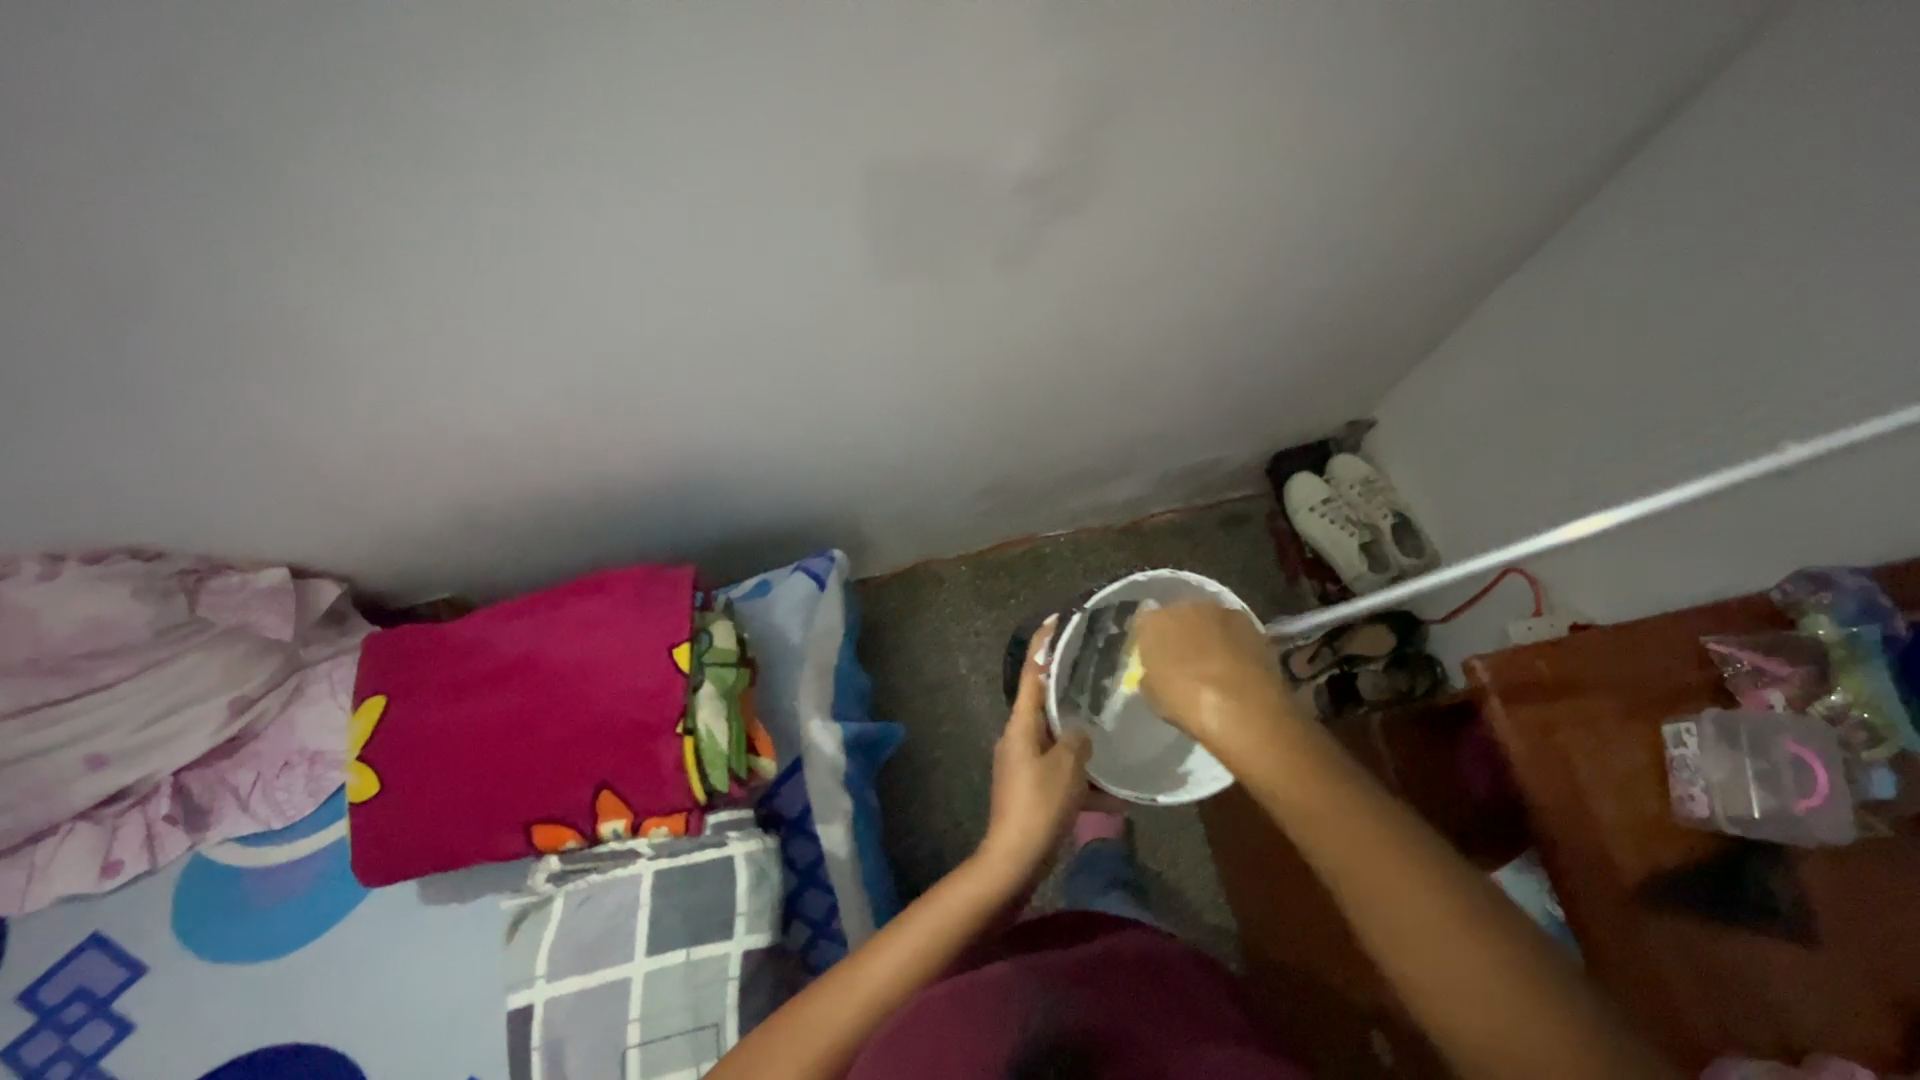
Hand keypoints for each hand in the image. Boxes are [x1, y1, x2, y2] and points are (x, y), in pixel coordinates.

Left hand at [978, 617, 1092, 879]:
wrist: (1015, 858)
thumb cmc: (1040, 804)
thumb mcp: (1068, 765)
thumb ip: (1077, 738)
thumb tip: (1080, 731)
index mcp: (1020, 724)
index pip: (1032, 673)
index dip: (1044, 645)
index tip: (1058, 620)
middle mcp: (1017, 738)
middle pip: (1044, 705)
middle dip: (1071, 692)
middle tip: (1099, 675)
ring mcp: (1022, 765)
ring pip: (1057, 741)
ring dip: (1083, 742)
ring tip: (1116, 733)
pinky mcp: (1031, 790)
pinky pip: (1062, 772)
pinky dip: (1085, 778)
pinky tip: (1117, 794)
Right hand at [1134, 601, 1296, 749]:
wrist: (1241, 708)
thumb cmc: (1185, 702)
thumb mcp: (1152, 693)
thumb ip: (1151, 672)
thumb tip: (1158, 670)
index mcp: (1155, 620)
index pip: (1144, 621)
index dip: (1148, 638)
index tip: (1152, 655)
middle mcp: (1188, 606)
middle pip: (1180, 615)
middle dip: (1181, 632)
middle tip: (1184, 658)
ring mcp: (1224, 613)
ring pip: (1211, 621)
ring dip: (1210, 635)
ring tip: (1215, 663)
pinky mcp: (1254, 626)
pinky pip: (1235, 633)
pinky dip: (1234, 645)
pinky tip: (1237, 668)